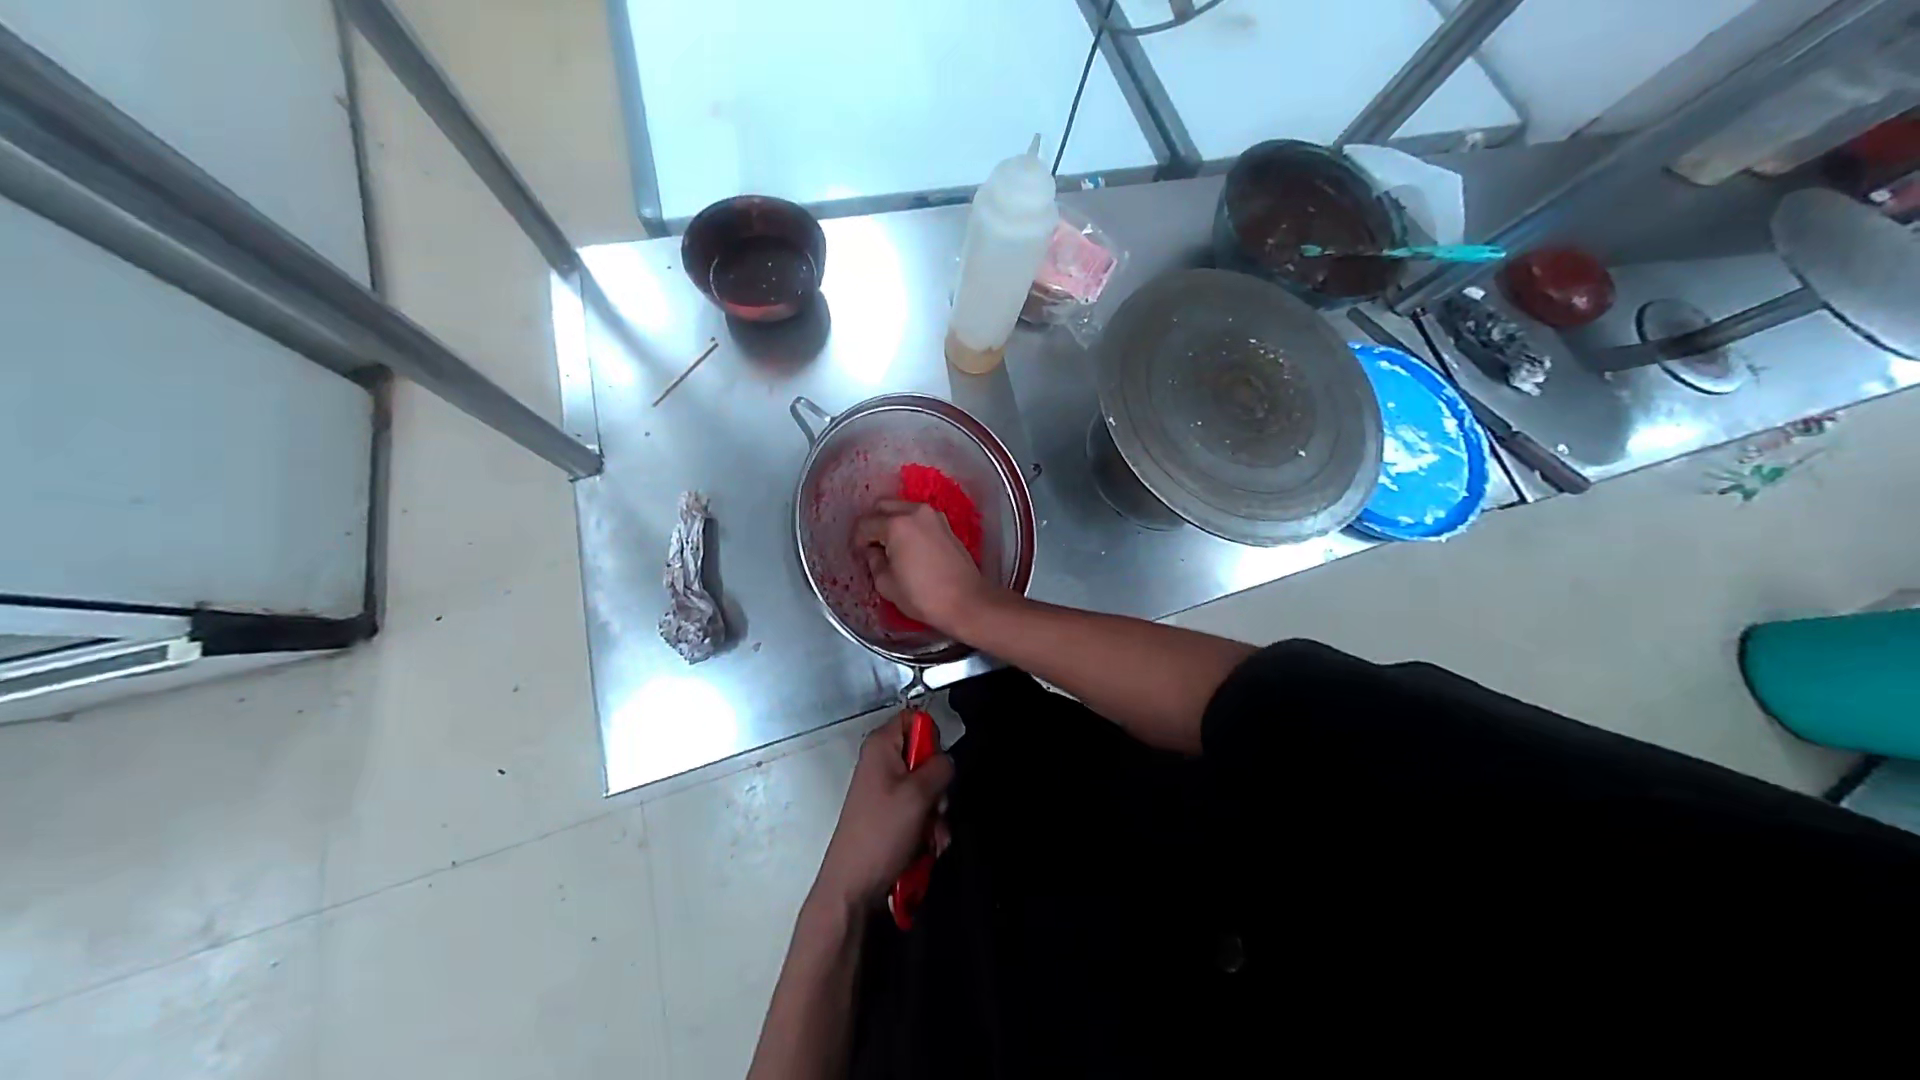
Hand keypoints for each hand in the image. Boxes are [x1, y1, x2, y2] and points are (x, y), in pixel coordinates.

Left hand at [814, 711, 953, 908]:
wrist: (853, 887)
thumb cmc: (880, 834)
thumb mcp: (918, 794)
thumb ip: (941, 767)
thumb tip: (948, 761)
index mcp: (881, 746)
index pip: (915, 718)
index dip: (932, 737)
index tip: (937, 762)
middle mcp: (882, 763)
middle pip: (926, 758)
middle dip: (939, 786)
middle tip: (935, 806)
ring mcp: (886, 791)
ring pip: (928, 789)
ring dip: (937, 814)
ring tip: (930, 836)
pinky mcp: (891, 817)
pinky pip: (921, 812)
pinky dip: (928, 829)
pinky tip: (926, 848)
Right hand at [853, 499, 1002, 638]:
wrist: (966, 601)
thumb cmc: (923, 596)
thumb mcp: (887, 584)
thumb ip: (874, 562)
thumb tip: (873, 553)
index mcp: (896, 524)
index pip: (865, 524)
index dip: (857, 540)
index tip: (858, 554)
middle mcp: (915, 512)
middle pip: (883, 507)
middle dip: (873, 524)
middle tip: (870, 546)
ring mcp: (934, 516)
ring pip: (902, 509)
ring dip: (891, 522)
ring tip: (889, 546)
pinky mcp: (946, 525)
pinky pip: (918, 518)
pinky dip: (908, 526)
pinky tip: (907, 547)